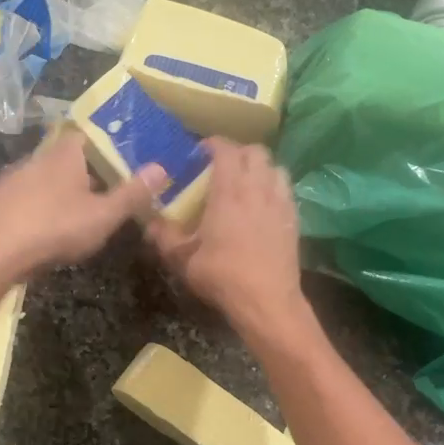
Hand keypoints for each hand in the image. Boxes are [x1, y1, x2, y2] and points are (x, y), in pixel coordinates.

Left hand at [0, 130, 163, 279]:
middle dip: (86, 172)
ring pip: (45, 179)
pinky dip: (39, 208)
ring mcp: (13, 179)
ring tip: (79, 213)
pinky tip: (46, 228)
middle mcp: (37, 157)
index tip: (124, 160)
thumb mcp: (103, 215)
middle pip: (67, 157)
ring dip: (61, 192)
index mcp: (65, 152)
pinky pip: (26, 199)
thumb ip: (132, 193)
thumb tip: (163, 167)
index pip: (89, 134)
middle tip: (107, 191)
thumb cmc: (54, 229)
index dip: (108, 145)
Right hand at [148, 139, 310, 340]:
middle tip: (222, 166)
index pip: (226, 150)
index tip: (200, 151)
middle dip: (238, 152)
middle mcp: (258, 188)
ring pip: (275, 167)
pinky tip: (262, 206)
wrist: (267, 300)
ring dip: (259, 168)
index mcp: (229, 191)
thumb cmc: (222, 276)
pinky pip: (285, 190)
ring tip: (245, 183)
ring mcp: (280, 202)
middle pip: (255, 151)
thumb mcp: (183, 259)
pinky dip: (273, 188)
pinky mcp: (294, 219)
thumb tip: (150, 224)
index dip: (212, 144)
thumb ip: (165, 237)